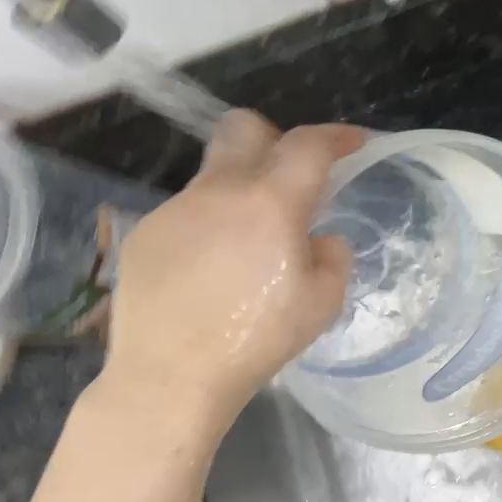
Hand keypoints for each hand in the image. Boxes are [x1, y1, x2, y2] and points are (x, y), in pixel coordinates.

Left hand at [102, 112, 364, 415]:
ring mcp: (175, 209)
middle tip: (296, 174)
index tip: (355, 142)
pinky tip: (216, 269)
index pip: (308, 145)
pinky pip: (190, 212)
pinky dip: (213, 224)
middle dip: (277, 138)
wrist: (172, 372)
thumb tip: (317, 238)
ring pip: (215, 174)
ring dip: (244, 188)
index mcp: (271, 203)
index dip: (337, 136)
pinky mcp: (146, 234)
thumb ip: (331, 255)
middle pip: (245, 129)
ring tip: (255, 238)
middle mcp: (219, 192)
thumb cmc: (261, 336)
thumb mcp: (325, 299)